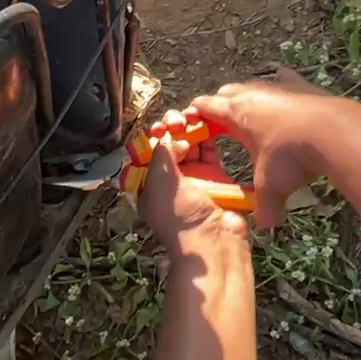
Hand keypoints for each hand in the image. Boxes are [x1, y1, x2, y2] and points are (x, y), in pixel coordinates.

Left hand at [139, 110, 250, 257]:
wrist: (214, 242)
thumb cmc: (180, 216)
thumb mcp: (160, 181)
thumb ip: (161, 152)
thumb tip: (170, 136)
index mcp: (148, 184)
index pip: (146, 152)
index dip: (151, 136)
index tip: (159, 128)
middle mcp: (170, 180)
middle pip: (167, 144)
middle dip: (170, 128)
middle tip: (177, 122)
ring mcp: (193, 177)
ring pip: (189, 143)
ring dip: (189, 127)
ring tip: (192, 117)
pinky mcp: (215, 176)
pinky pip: (209, 149)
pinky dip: (208, 134)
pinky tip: (208, 121)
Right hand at [184, 69, 340, 227]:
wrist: (334, 132)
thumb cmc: (292, 157)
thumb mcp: (271, 186)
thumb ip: (265, 207)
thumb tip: (267, 227)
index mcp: (235, 113)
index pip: (204, 106)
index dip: (195, 114)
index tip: (192, 123)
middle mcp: (251, 94)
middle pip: (226, 92)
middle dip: (220, 106)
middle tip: (222, 125)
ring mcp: (277, 87)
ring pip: (253, 85)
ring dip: (248, 97)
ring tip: (251, 114)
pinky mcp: (300, 85)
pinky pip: (284, 78)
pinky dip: (280, 83)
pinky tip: (283, 86)